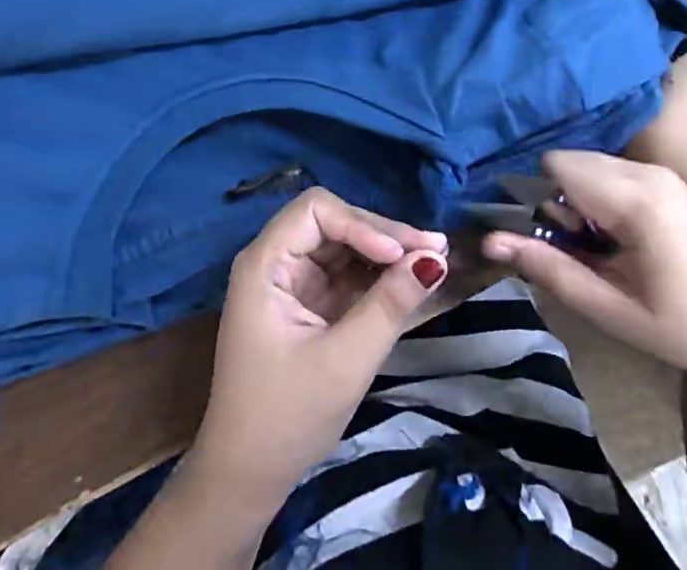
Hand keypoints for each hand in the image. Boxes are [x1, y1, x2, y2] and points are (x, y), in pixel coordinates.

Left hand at [192, 188, 448, 494]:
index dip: (361, 222)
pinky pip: (348, 273)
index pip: (316, 211)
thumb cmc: (287, 416)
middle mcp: (276, 262)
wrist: (249, 474)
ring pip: (345, 245)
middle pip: (333, 222)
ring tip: (434, 259)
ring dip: (387, 251)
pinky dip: (379, 274)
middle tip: (436, 250)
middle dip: (383, 234)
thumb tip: (437, 258)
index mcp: (264, 265)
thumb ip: (389, 304)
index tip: (400, 254)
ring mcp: (293, 282)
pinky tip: (412, 278)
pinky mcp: (310, 302)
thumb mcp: (345, 360)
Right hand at [482, 151, 686, 391]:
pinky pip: (609, 170)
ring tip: (594, 246)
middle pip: (570, 161)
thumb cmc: (678, 330)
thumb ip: (546, 268)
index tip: (539, 235)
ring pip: (587, 164)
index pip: (557, 166)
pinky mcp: (667, 178)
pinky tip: (612, 236)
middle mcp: (651, 172)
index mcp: (640, 201)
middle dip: (554, 198)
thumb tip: (488, 241)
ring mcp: (663, 172)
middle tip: (571, 247)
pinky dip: (595, 196)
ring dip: (575, 198)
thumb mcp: (606, 308)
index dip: (533, 195)